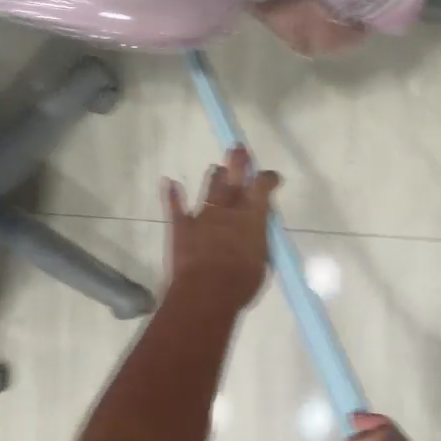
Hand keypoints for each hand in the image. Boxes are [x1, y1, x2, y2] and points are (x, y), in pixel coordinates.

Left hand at [162, 146, 279, 311]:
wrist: (205, 292)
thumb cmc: (241, 283)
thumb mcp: (263, 262)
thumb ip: (259, 240)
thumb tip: (257, 231)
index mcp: (252, 218)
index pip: (262, 188)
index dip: (267, 179)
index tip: (272, 176)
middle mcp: (227, 210)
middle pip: (233, 180)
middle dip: (238, 162)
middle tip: (238, 148)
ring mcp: (202, 216)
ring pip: (209, 189)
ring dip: (213, 177)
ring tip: (216, 168)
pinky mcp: (181, 227)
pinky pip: (175, 207)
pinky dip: (172, 195)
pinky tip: (169, 183)